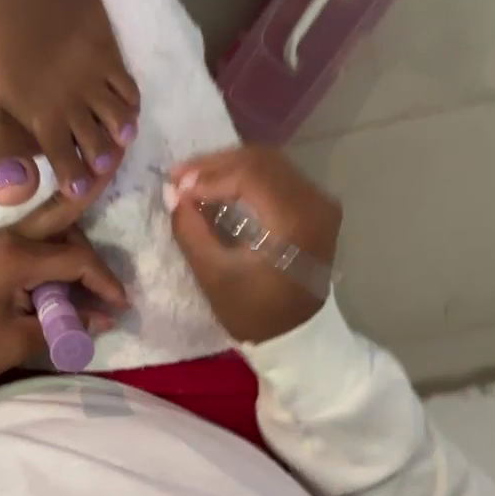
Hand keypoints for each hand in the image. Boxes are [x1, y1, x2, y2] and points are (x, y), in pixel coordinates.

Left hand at [0, 0, 141, 207]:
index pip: (70, 166)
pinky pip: (128, 86)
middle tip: (99, 171)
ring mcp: (94, 72)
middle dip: (100, 164)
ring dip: (118, 137)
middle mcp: (74, 102)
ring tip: (113, 145)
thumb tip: (15, 195)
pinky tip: (124, 108)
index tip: (79, 192)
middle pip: (100, 146)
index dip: (77, 183)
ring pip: (120, 119)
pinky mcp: (105, 42)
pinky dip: (129, 105)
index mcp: (38, 118)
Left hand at [0, 194, 128, 384]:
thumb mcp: (19, 341)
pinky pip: (32, 240)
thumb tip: (105, 318)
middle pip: (64, 221)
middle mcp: (6, 236)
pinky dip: (54, 254)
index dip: (104, 280)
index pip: (76, 258)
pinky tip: (63, 281)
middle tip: (109, 280)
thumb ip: (65, 325)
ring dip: (72, 250)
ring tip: (87, 288)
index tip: (121, 305)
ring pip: (49, 227)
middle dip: (92, 247)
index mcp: (14, 257)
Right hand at [170, 147, 341, 343]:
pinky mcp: (318, 206)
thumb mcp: (213, 275)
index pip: (248, 174)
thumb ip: (190, 229)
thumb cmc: (254, 311)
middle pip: (260, 160)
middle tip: (179, 177)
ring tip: (195, 181)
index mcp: (294, 222)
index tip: (176, 187)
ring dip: (229, 167)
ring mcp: (321, 202)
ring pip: (270, 162)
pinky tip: (221, 187)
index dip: (208, 174)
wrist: (297, 335)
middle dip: (215, 164)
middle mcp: (315, 203)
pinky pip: (279, 175)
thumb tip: (173, 193)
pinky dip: (246, 176)